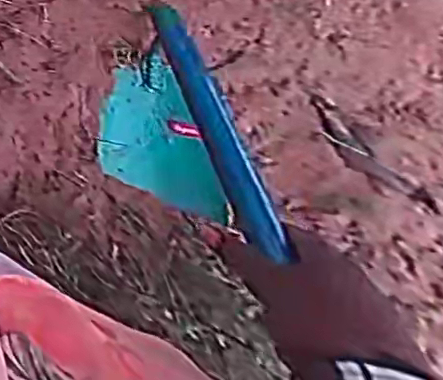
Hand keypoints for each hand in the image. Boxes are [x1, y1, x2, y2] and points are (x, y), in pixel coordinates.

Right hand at [223, 225, 428, 375]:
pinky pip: (338, 316)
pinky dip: (319, 319)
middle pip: (302, 262)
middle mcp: (354, 274)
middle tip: (254, 281)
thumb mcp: (263, 282)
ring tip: (280, 313)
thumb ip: (237, 253)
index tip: (233, 243)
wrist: (372, 378)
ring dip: (297, 296)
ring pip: (320, 291)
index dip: (253, 233)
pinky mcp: (383, 337)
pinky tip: (307, 332)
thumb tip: (211, 230)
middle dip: (277, 270)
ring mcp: (374, 307)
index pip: (280, 229)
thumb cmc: (312, 319)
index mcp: (327, 254)